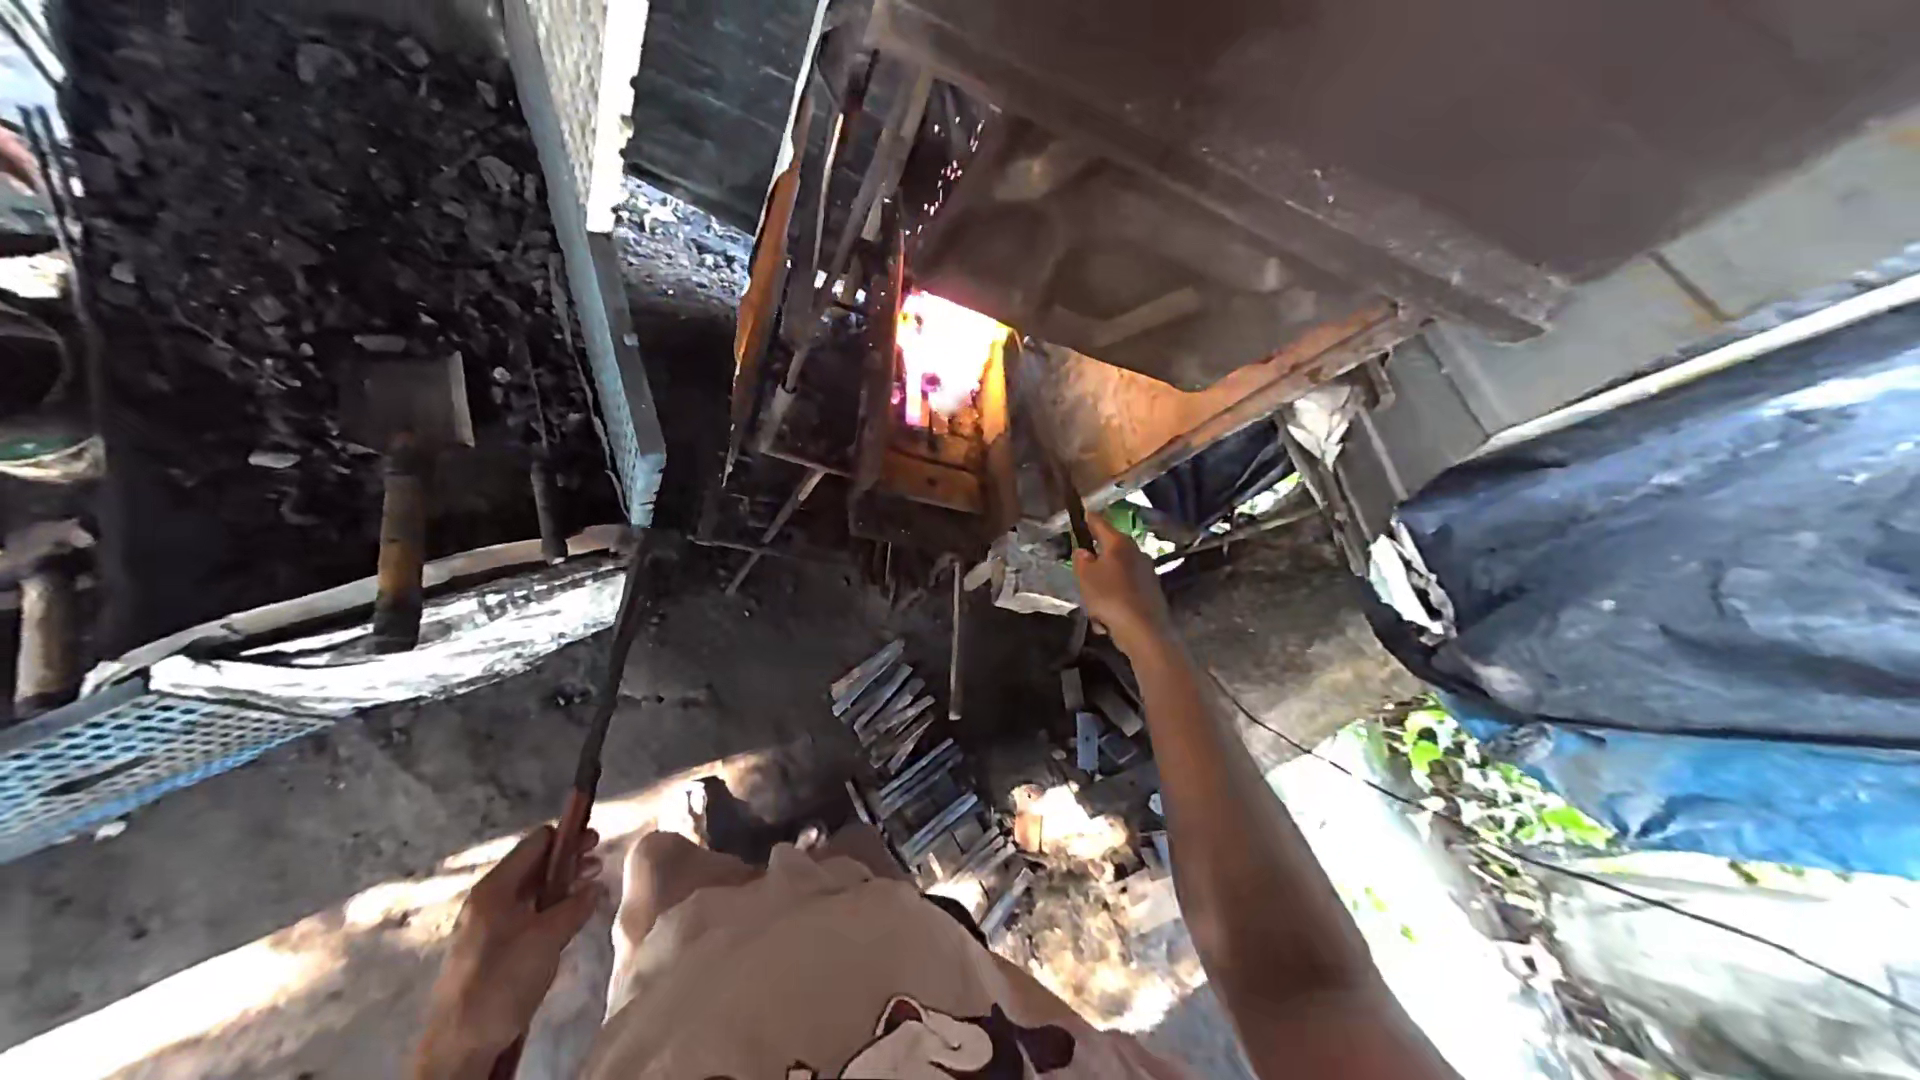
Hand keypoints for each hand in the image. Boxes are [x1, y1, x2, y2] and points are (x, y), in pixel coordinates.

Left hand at [413, 825, 604, 1078]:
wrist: (461, 1045)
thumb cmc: (503, 980)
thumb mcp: (548, 938)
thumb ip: (576, 905)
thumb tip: (595, 887)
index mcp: (495, 888)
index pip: (536, 843)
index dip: (568, 837)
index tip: (595, 841)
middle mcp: (488, 899)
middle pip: (534, 864)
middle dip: (568, 860)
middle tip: (598, 862)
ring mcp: (488, 924)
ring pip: (532, 889)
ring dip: (562, 884)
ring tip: (590, 887)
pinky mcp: (492, 946)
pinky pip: (527, 912)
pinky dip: (551, 906)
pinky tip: (570, 916)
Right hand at [1072, 514, 1176, 655]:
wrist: (1143, 630)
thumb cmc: (1109, 597)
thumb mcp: (1085, 577)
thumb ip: (1081, 560)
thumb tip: (1084, 551)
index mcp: (1118, 544)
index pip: (1100, 523)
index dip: (1089, 518)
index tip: (1083, 513)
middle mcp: (1136, 553)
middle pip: (1110, 549)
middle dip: (1096, 560)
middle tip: (1082, 574)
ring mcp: (1146, 572)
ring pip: (1116, 573)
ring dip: (1104, 585)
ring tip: (1094, 606)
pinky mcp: (1151, 591)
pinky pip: (1125, 591)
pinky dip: (1114, 601)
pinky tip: (1108, 619)